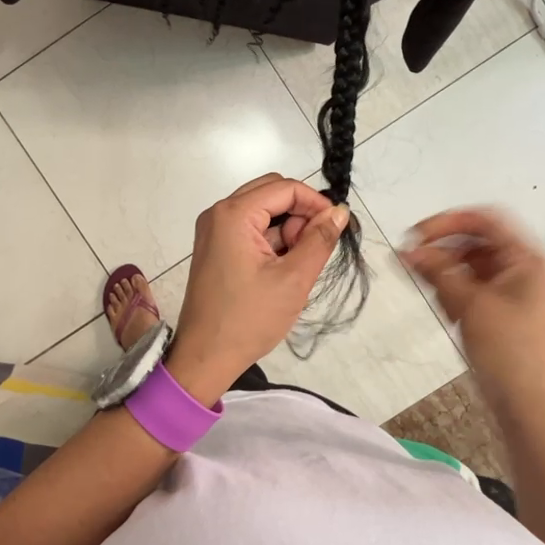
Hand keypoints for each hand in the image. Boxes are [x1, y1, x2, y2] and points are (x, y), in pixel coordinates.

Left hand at [168, 174, 352, 403]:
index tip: (336, 229)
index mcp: (233, 215)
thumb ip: (319, 240)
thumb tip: (339, 211)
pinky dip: (272, 242)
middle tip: (311, 251)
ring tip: (294, 268)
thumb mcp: (293, 279)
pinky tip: (280, 272)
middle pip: (271, 193)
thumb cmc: (249, 319)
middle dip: (299, 215)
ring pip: (263, 212)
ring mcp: (214, 231)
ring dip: (287, 231)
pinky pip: (251, 230)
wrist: (206, 356)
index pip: (285, 188)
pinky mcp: (215, 249)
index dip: (316, 203)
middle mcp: (218, 214)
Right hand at [400, 208, 544, 422]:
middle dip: (442, 252)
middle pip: (475, 243)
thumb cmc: (509, 352)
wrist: (531, 407)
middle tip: (411, 265)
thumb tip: (408, 249)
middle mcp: (522, 270)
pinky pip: (472, 291)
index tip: (413, 237)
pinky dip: (455, 295)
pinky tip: (448, 313)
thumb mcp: (471, 305)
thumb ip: (438, 271)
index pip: (484, 220)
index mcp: (526, 258)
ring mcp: (512, 293)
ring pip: (470, 268)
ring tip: (435, 296)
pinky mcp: (501, 315)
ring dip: (446, 275)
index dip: (447, 222)